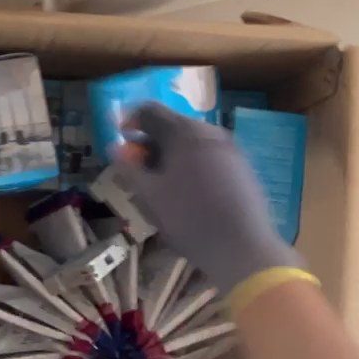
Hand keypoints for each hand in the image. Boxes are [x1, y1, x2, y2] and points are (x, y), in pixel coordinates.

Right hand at [115, 103, 313, 312]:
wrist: (243, 248)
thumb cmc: (189, 220)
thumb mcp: (150, 196)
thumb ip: (130, 168)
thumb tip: (115, 148)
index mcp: (185, 133)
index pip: (150, 110)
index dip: (129, 121)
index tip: (118, 141)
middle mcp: (211, 132)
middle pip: (172, 126)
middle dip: (150, 144)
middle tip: (137, 171)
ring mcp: (231, 149)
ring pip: (191, 143)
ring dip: (170, 157)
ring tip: (160, 187)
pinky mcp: (242, 168)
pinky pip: (208, 157)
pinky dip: (190, 166)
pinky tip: (187, 195)